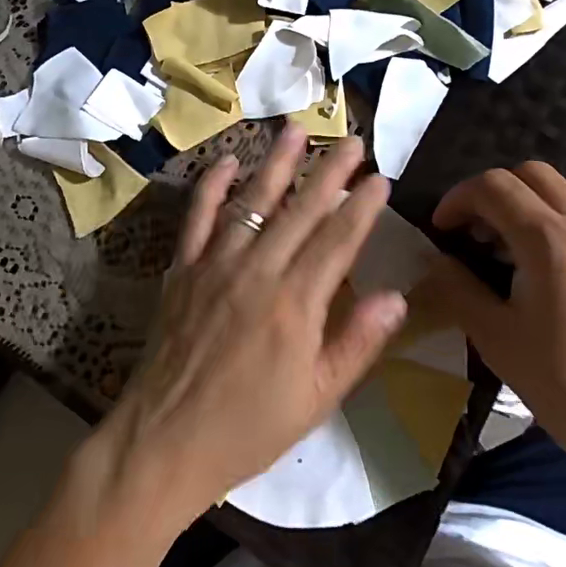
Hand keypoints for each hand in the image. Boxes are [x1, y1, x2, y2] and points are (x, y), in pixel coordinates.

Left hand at [95, 126, 407, 518]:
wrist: (167, 436)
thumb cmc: (249, 428)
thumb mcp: (318, 397)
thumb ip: (357, 342)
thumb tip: (397, 295)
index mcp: (296, 304)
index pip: (338, 240)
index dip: (361, 205)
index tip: (380, 175)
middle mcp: (256, 272)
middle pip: (299, 210)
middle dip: (328, 171)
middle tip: (350, 139)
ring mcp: (213, 265)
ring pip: (250, 202)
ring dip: (274, 164)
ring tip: (294, 130)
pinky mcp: (181, 270)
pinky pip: (197, 218)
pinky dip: (211, 188)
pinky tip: (226, 162)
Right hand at [419, 163, 565, 523]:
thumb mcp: (495, 338)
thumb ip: (456, 287)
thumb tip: (439, 261)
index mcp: (554, 242)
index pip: (494, 185)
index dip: (458, 198)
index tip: (444, 229)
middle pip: (539, 177)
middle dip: (498, 195)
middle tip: (480, 237)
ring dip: (540, 221)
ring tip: (526, 270)